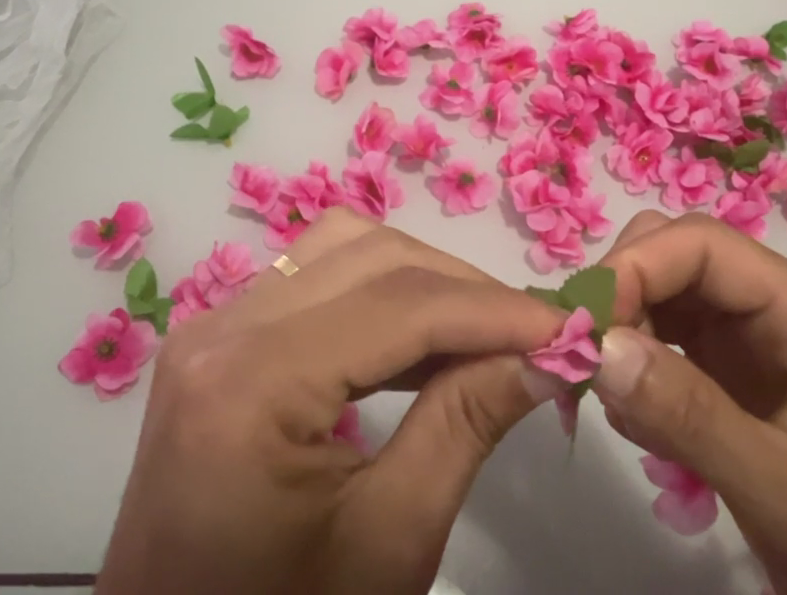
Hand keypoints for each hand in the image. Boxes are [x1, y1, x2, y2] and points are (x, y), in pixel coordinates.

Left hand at [96, 207, 563, 594]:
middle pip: (372, 256)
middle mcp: (221, 329)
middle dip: (466, 288)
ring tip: (487, 336)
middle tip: (537, 336)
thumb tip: (547, 352)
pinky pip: (314, 278)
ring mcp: (212, 326)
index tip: (574, 327)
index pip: (400, 305)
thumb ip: (466, 424)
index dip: (497, 310)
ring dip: (424, 280)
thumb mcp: (391, 537)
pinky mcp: (218, 338)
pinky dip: (380, 294)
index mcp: (251, 383)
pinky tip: (424, 341)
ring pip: (343, 249)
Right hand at [591, 210, 786, 594]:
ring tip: (594, 387)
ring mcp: (759, 345)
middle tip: (578, 354)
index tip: (579, 326)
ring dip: (620, 328)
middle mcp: (786, 314)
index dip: (635, 267)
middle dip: (622, 291)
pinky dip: (632, 366)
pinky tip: (632, 415)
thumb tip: (597, 347)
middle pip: (682, 256)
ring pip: (667, 295)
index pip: (709, 247)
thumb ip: (695, 421)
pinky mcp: (735, 378)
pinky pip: (666, 342)